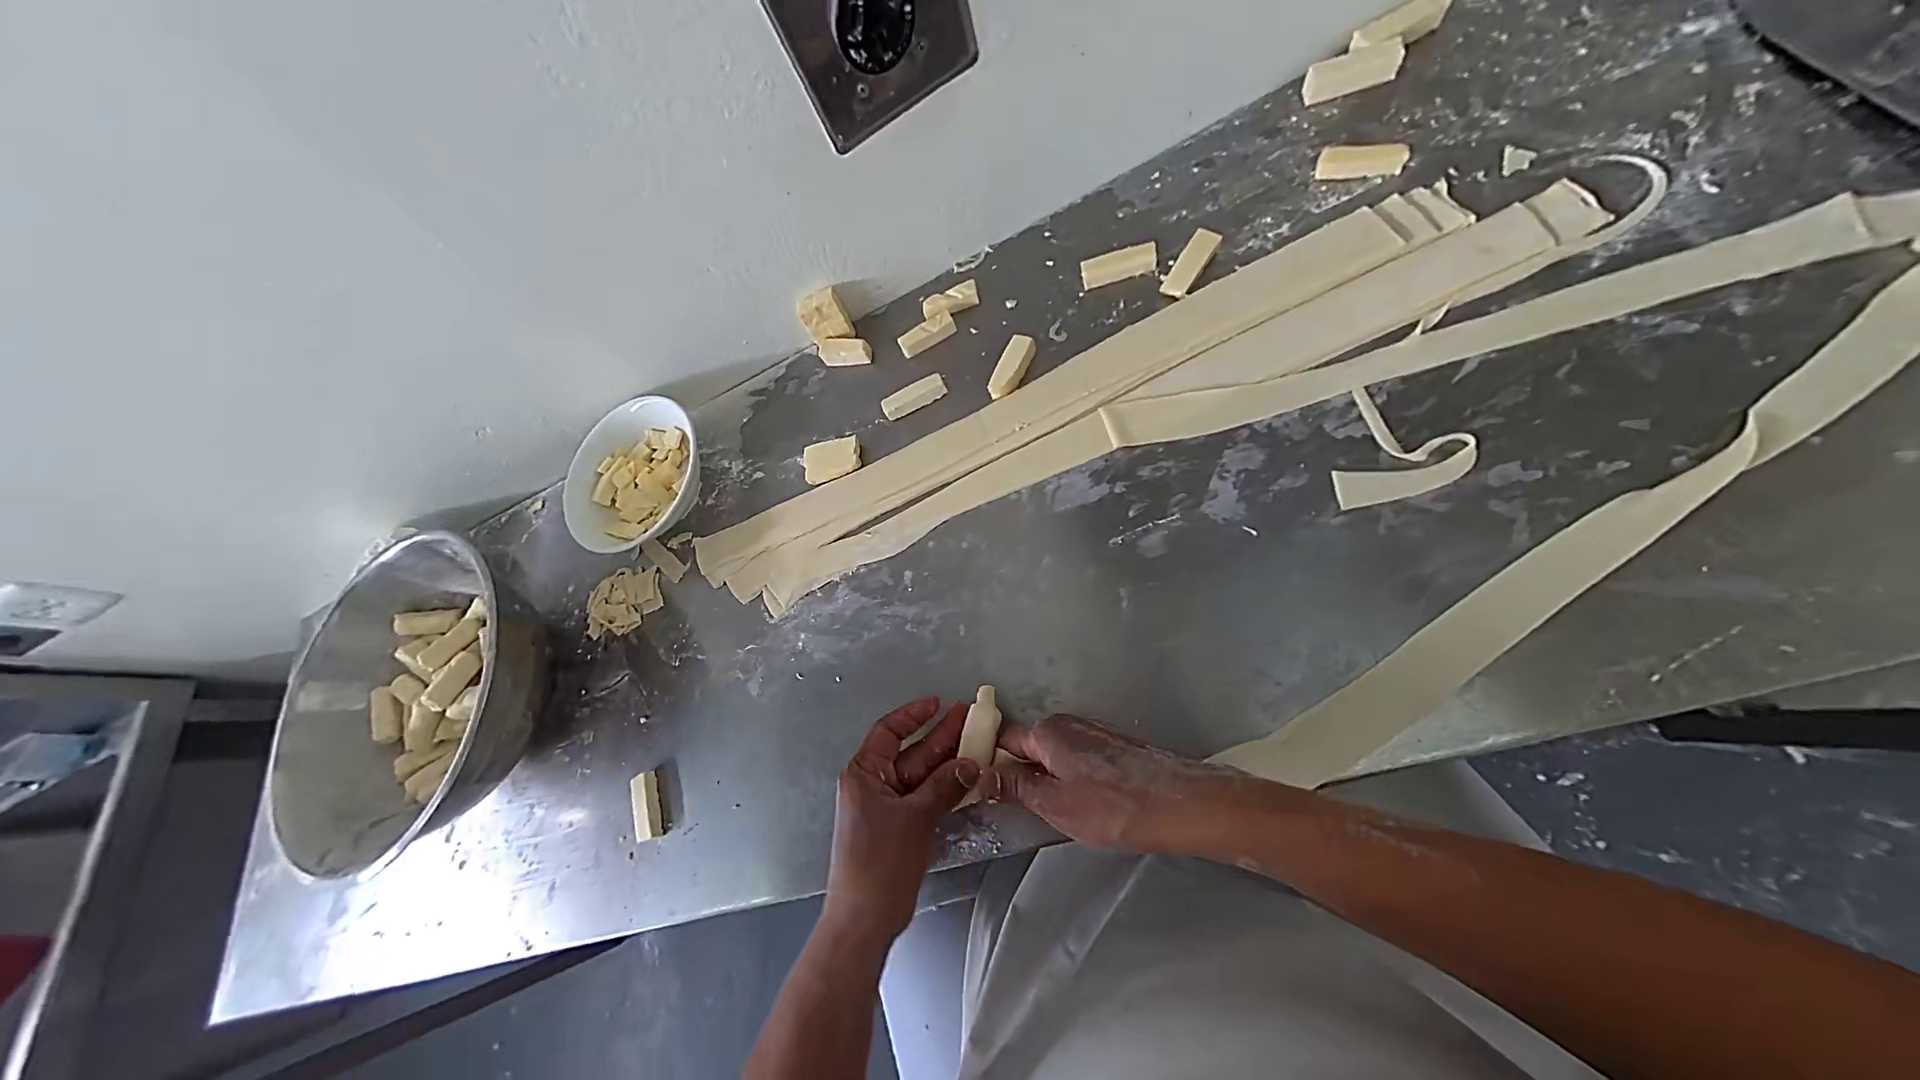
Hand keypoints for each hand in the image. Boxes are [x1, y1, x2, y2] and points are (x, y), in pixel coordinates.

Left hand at [822, 697, 980, 942]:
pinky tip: (968, 779)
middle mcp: (873, 786)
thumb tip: (970, 765)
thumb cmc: (880, 862)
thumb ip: (944, 786)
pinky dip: (944, 789)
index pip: (888, 731)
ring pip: (920, 776)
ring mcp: (887, 809)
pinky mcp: (899, 829)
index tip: (938, 703)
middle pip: (909, 752)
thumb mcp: (916, 817)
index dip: (913, 715)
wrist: (864, 920)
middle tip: (970, 718)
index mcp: (864, 774)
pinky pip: (924, 798)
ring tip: (976, 743)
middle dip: (939, 736)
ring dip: (947, 763)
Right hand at [982, 714, 1254, 855]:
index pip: (1004, 739)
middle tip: (1007, 809)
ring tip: (1041, 812)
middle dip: (1016, 773)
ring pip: (1053, 755)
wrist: (1184, 807)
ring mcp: (1094, 734)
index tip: (978, 787)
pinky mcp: (1114, 749)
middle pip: (1028, 746)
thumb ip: (1016, 787)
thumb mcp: (1055, 805)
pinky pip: (1075, 760)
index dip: (988, 761)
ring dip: (1043, 778)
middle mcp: (1069, 724)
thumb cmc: (1114, 808)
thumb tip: (983, 773)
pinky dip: (1067, 778)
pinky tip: (1077, 805)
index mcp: (1048, 731)